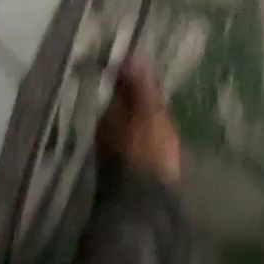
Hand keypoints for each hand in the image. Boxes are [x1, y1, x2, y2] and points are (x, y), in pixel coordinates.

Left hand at [96, 59, 180, 184]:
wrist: (141, 207)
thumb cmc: (147, 154)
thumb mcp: (149, 115)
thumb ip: (140, 88)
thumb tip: (129, 56)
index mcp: (109, 114)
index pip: (119, 89)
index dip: (133, 80)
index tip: (148, 73)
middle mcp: (104, 133)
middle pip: (121, 110)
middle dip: (136, 102)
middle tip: (156, 94)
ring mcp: (111, 156)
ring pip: (125, 130)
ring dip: (139, 123)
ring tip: (159, 119)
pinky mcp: (121, 176)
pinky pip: (132, 148)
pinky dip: (143, 142)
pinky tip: (155, 147)